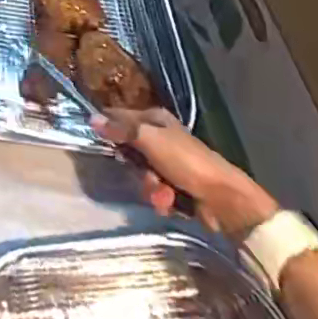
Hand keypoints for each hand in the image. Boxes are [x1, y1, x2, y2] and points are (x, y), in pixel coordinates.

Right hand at [93, 108, 278, 236]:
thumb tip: (91, 118)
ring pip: (141, 173)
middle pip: (129, 148)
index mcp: (155, 118)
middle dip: (134, 166)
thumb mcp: (151, 140)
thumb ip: (121, 129)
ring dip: (149, 186)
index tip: (95, 138)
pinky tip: (170, 203)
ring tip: (162, 194)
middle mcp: (160, 137)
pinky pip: (155, 190)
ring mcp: (169, 163)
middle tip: (140, 172)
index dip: (108, 125)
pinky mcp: (176, 186)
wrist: (226, 201)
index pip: (120, 116)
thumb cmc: (187, 162)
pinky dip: (161, 198)